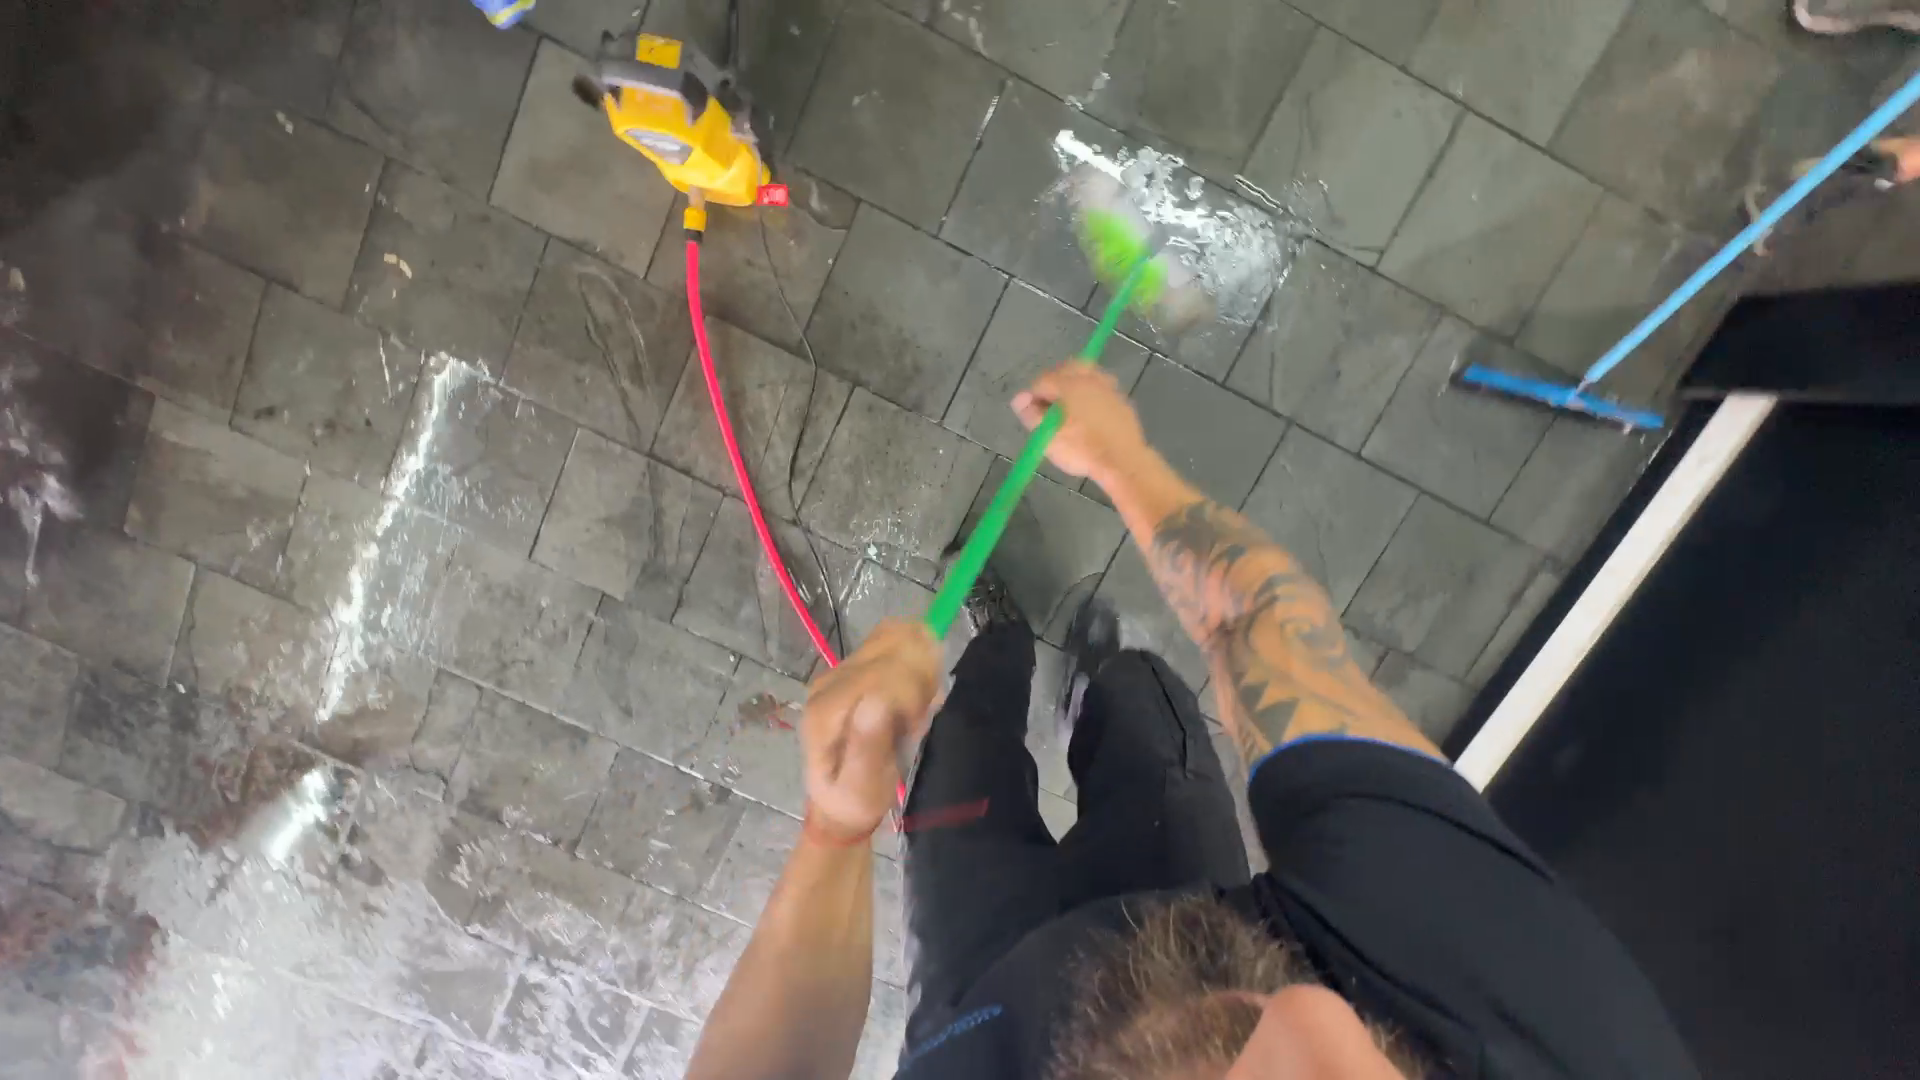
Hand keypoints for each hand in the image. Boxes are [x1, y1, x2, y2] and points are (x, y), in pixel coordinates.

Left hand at [801, 619, 940, 842]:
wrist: (839, 801)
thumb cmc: (855, 799)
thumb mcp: (862, 787)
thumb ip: (869, 745)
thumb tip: (880, 700)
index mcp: (827, 708)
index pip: (882, 672)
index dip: (911, 690)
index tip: (915, 726)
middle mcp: (830, 679)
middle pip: (891, 645)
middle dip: (919, 678)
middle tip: (915, 720)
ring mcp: (842, 668)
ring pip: (897, 636)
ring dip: (921, 667)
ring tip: (913, 708)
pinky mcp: (856, 664)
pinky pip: (897, 639)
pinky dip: (917, 660)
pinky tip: (913, 692)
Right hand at [1011, 361, 1149, 483]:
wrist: (1123, 461)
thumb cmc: (1081, 449)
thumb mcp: (1048, 437)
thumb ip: (1031, 415)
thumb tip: (1019, 399)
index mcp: (1069, 384)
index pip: (1043, 380)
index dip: (1032, 395)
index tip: (1031, 413)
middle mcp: (1090, 379)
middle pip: (1067, 369)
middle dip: (1054, 383)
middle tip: (1048, 406)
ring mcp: (1109, 388)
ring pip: (1087, 376)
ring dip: (1074, 387)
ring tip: (1068, 410)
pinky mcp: (1122, 402)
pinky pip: (1101, 391)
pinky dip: (1091, 397)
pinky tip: (1089, 416)